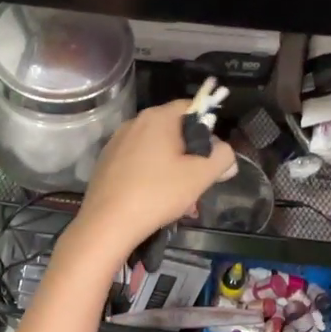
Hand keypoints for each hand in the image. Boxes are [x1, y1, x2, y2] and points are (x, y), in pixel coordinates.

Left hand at [65, 100, 236, 261]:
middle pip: (173, 131)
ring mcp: (116, 143)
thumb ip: (221, 157)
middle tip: (198, 182)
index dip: (209, 128)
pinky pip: (137, 163)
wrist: (107, 224)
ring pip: (155, 150)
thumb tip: (225, 154)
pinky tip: (155, 201)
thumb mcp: (200, 175)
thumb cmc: (157, 194)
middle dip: (190, 155)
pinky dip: (151, 176)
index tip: (213, 155)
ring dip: (172, 170)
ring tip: (180, 199)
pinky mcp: (105, 163)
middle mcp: (134, 123)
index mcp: (157, 117)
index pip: (191, 107)